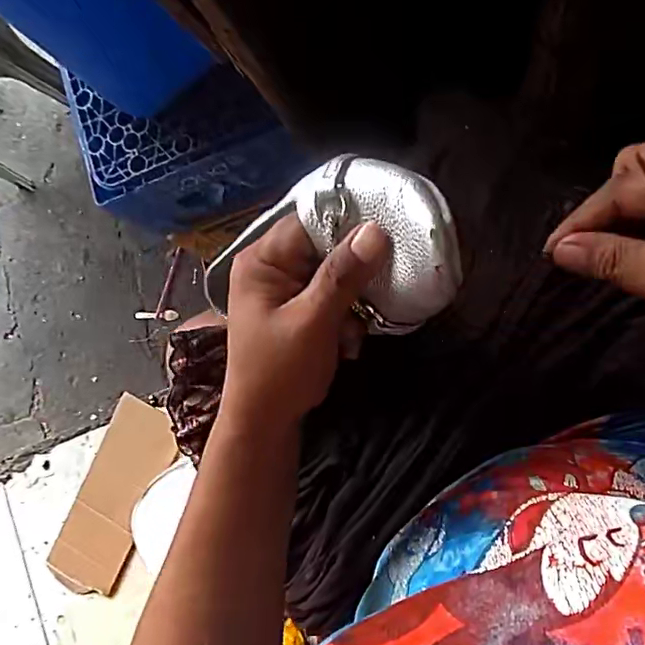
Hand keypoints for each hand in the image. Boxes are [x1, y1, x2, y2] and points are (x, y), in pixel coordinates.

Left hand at [222, 215, 390, 428]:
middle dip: (351, 279)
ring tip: (349, 336)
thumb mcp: (313, 321)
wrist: (264, 423)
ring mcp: (284, 292)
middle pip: (325, 249)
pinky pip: (331, 301)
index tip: (383, 243)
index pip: (309, 222)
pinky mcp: (298, 313)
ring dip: (351, 306)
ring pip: (334, 278)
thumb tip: (375, 231)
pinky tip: (345, 345)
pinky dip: (344, 320)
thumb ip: (343, 276)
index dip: (347, 228)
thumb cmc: (279, 372)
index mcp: (262, 260)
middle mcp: (271, 268)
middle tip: (367, 303)